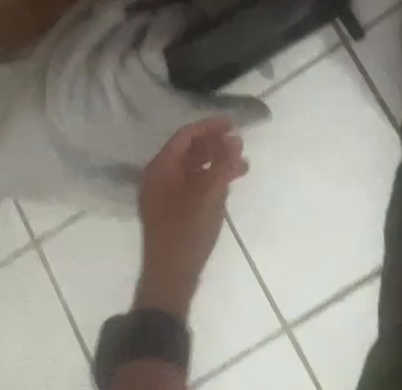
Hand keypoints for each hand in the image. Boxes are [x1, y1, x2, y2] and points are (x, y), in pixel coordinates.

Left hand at [132, 116, 248, 315]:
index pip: (185, 137)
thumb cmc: (186, 232)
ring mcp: (166, 195)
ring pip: (194, 168)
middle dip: (215, 144)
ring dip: (217, 161)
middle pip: (189, 150)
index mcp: (160, 170)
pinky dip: (213, 178)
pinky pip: (194, 183)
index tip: (232, 123)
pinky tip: (232, 179)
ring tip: (242, 161)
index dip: (209, 126)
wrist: (170, 279)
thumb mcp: (208, 196)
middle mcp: (159, 178)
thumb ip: (222, 165)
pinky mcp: (175, 210)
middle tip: (240, 141)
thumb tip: (236, 142)